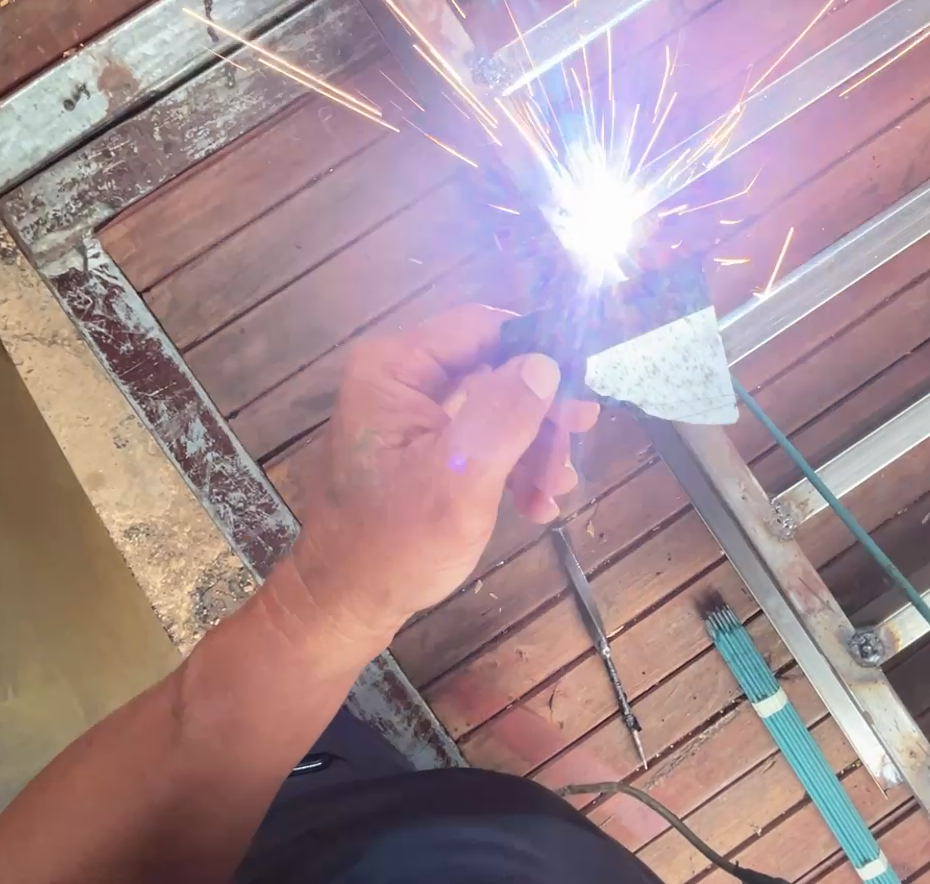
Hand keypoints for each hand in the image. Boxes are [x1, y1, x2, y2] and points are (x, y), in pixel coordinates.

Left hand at [286, 306, 600, 643]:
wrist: (352, 602)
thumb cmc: (397, 544)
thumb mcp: (459, 480)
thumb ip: (504, 415)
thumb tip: (547, 362)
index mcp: (396, 367)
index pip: (481, 326)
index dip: (535, 349)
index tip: (577, 386)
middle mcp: (403, 377)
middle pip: (495, 367)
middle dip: (539, 411)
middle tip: (574, 445)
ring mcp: (416, 411)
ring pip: (498, 403)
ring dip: (534, 445)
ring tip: (556, 486)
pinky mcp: (428, 442)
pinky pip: (484, 434)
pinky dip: (514, 464)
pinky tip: (537, 502)